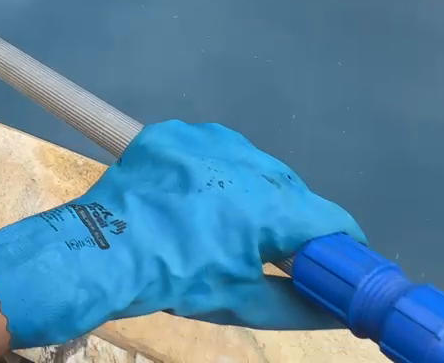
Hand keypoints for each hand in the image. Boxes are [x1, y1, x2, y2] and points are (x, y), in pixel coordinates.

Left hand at [0, 120, 362, 347]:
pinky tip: (204, 191)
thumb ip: (304, 304)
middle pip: (290, 186)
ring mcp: (195, 141)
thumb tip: (339, 309)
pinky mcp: (164, 134)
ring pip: (250, 160)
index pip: (330, 219)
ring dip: (255, 186)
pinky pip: (208, 145)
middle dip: (293, 216)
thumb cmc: (174, 279)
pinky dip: (215, 165)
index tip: (334, 261)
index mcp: (264, 205)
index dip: (340, 245)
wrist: (103, 249)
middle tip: (278, 245)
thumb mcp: (247, 302)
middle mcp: (235, 162)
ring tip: (237, 218)